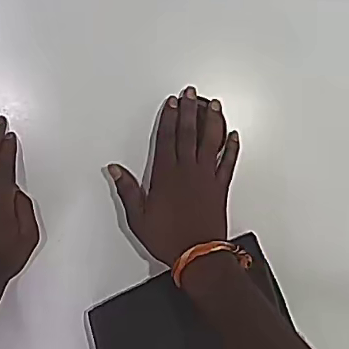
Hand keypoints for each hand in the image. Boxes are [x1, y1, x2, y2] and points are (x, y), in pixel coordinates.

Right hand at [108, 86, 239, 265]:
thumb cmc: (169, 238)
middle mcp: (188, 171)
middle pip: (188, 133)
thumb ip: (128, 191)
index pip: (167, 138)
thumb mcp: (138, 217)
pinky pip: (228, 162)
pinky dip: (231, 148)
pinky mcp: (220, 187)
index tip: (171, 103)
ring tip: (213, 105)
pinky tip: (233, 136)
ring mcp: (207, 178)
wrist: (199, 255)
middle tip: (191, 94)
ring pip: (210, 142)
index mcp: (166, 176)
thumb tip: (116, 171)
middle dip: (189, 110)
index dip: (169, 118)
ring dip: (212, 121)